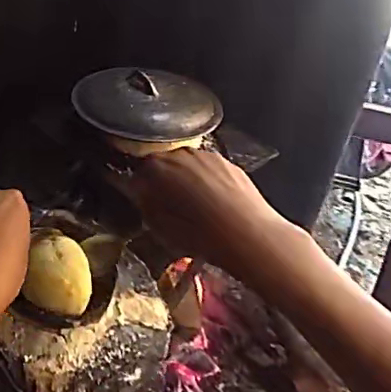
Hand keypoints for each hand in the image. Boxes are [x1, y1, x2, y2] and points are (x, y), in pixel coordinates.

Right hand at [123, 148, 299, 276]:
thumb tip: (141, 195)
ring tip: (197, 207)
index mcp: (156, 167)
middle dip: (165, 180)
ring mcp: (206, 156)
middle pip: (163, 163)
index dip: (141, 187)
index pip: (138, 171)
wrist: (252, 238)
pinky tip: (216, 204)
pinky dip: (208, 181)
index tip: (146, 201)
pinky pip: (209, 169)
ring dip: (187, 179)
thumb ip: (145, 204)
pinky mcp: (228, 163)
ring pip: (188, 165)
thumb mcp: (160, 227)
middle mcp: (179, 154)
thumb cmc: (203, 236)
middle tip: (171, 206)